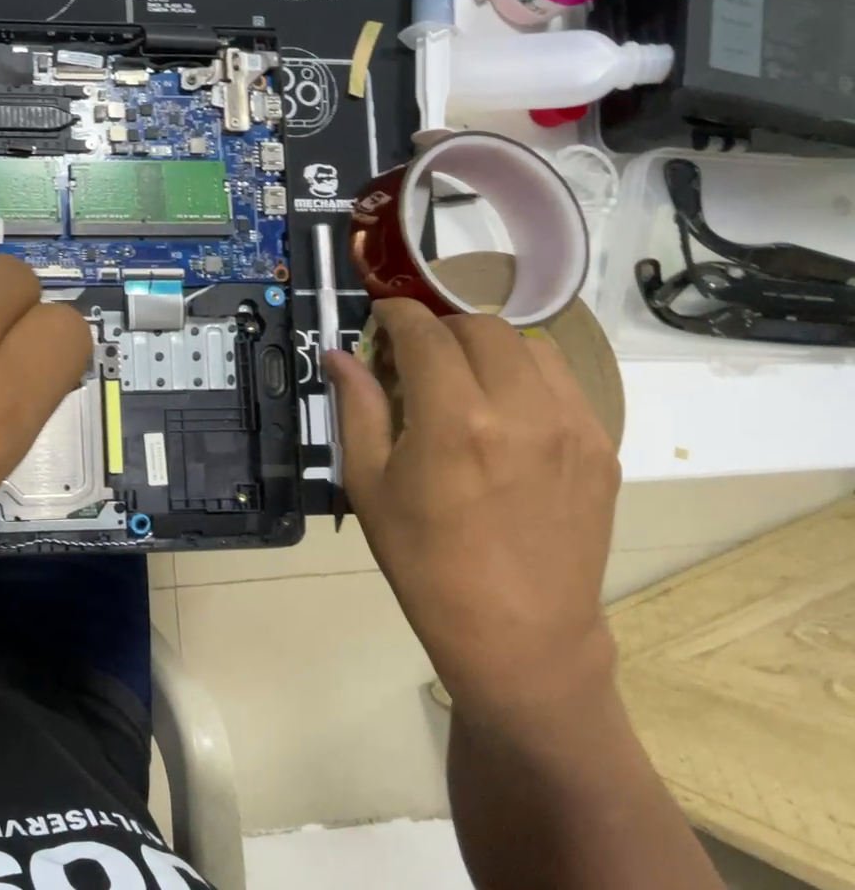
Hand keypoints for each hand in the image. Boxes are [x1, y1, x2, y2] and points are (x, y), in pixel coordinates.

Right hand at [324, 299, 620, 724]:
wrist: (516, 627)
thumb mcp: (368, 483)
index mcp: (454, 421)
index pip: (426, 333)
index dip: (397, 313)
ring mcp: (571, 426)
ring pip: (530, 345)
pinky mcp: (599, 446)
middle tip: (412, 355)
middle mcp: (521, 410)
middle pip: (482, 328)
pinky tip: (499, 411)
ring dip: (486, 346)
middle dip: (440, 327)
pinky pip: (563, 382)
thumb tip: (342, 356)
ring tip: (459, 380)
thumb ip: (358, 408)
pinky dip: (524, 375)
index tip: (380, 314)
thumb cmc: (422, 558)